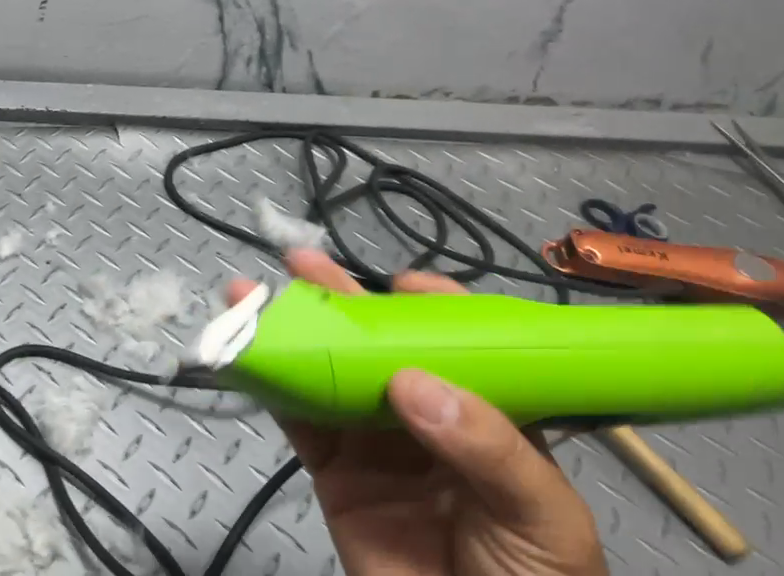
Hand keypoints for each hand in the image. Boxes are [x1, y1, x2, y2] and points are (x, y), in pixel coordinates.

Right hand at [228, 251, 607, 575]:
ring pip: (327, 372)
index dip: (430, 308)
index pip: (459, 347)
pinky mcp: (333, 471)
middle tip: (300, 264)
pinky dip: (265, 384)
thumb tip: (409, 381)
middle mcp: (424, 416)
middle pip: (378, 347)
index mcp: (486, 415)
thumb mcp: (543, 519)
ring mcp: (373, 442)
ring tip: (247, 294)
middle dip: (339, 301)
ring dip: (288, 332)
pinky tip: (241, 353)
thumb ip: (488, 450)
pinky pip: (296, 420)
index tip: (401, 286)